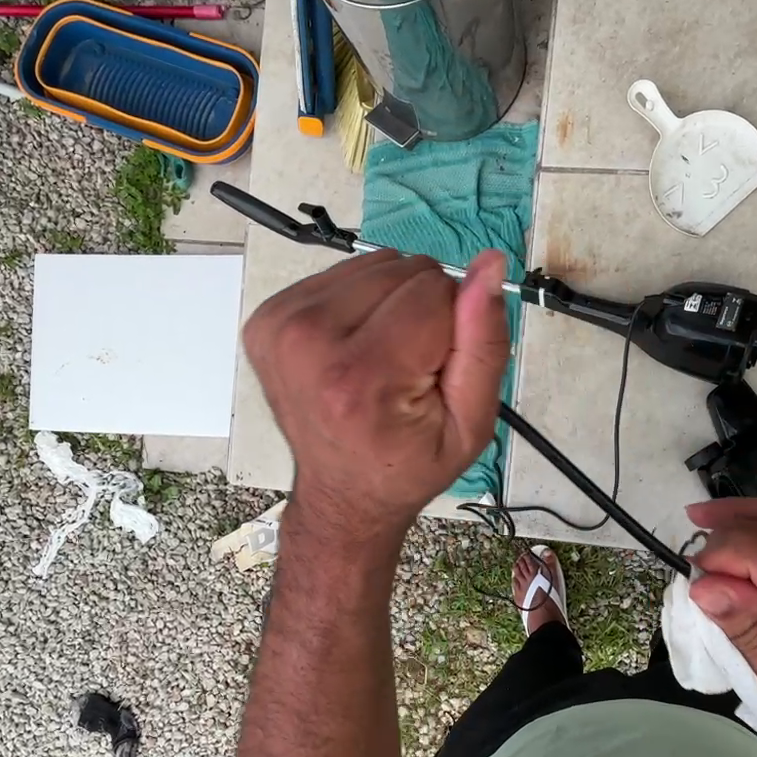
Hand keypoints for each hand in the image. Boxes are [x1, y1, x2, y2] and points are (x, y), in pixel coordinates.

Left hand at [244, 248, 509, 546]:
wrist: (344, 493)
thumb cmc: (411, 464)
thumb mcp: (469, 424)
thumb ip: (484, 343)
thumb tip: (489, 264)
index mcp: (361, 378)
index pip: (436, 291)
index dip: (453, 326)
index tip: (435, 373)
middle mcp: (308, 342)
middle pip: (404, 271)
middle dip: (422, 312)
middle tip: (410, 369)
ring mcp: (280, 326)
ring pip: (374, 266)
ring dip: (391, 305)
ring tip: (383, 359)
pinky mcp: (266, 318)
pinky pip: (341, 275)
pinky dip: (359, 305)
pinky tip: (355, 348)